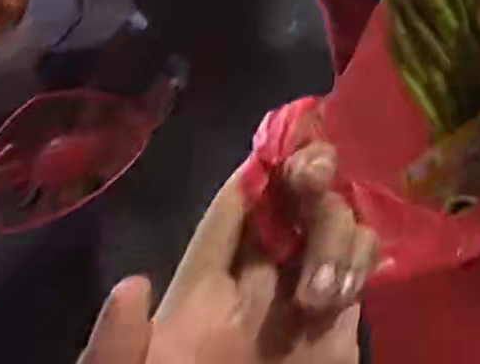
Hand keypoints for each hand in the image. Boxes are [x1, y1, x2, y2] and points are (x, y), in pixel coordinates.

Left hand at [78, 142, 376, 363]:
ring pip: (333, 216)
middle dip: (308, 173)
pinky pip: (362, 251)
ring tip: (324, 291)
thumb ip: (117, 356)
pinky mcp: (344, 305)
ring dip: (334, 233)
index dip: (258, 169)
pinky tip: (346, 291)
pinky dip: (359, 256)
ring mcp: (305, 286)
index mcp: (202, 290)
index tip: (287, 138)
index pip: (233, 209)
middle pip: (293, 196)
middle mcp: (259, 275)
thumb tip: (133, 284)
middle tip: (313, 175)